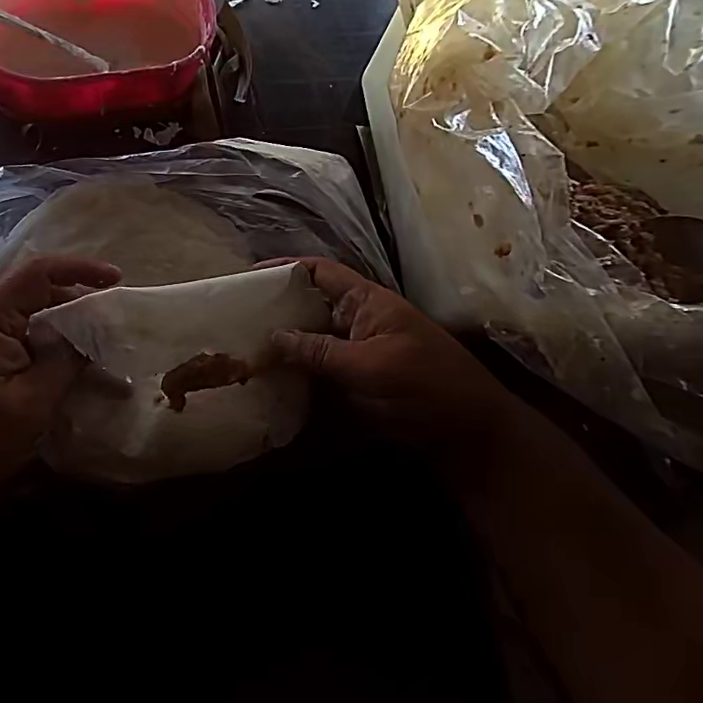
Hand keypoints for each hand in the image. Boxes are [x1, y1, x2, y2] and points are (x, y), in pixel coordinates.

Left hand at [0, 256, 120, 521]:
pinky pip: (8, 339)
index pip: (37, 273)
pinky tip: (57, 369)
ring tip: (92, 349)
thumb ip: (63, 364)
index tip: (116, 281)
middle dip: (74, 303)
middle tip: (111, 326)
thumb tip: (85, 338)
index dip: (80, 269)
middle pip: (30, 293)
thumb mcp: (30, 406)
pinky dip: (37, 346)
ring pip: (20, 319)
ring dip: (56, 328)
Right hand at [264, 257, 514, 444]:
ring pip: (307, 337)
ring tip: (240, 346)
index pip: (319, 272)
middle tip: (234, 317)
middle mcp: (355, 320)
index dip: (284, 268)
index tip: (249, 277)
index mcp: (365, 302)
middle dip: (273, 307)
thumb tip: (273, 336)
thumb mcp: (371, 366)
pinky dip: (291, 368)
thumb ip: (320, 351)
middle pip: (307, 303)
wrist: (468, 433)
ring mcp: (352, 350)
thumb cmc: (426, 388)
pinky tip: (266, 377)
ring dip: (278, 341)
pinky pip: (314, 365)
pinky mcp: (351, 378)